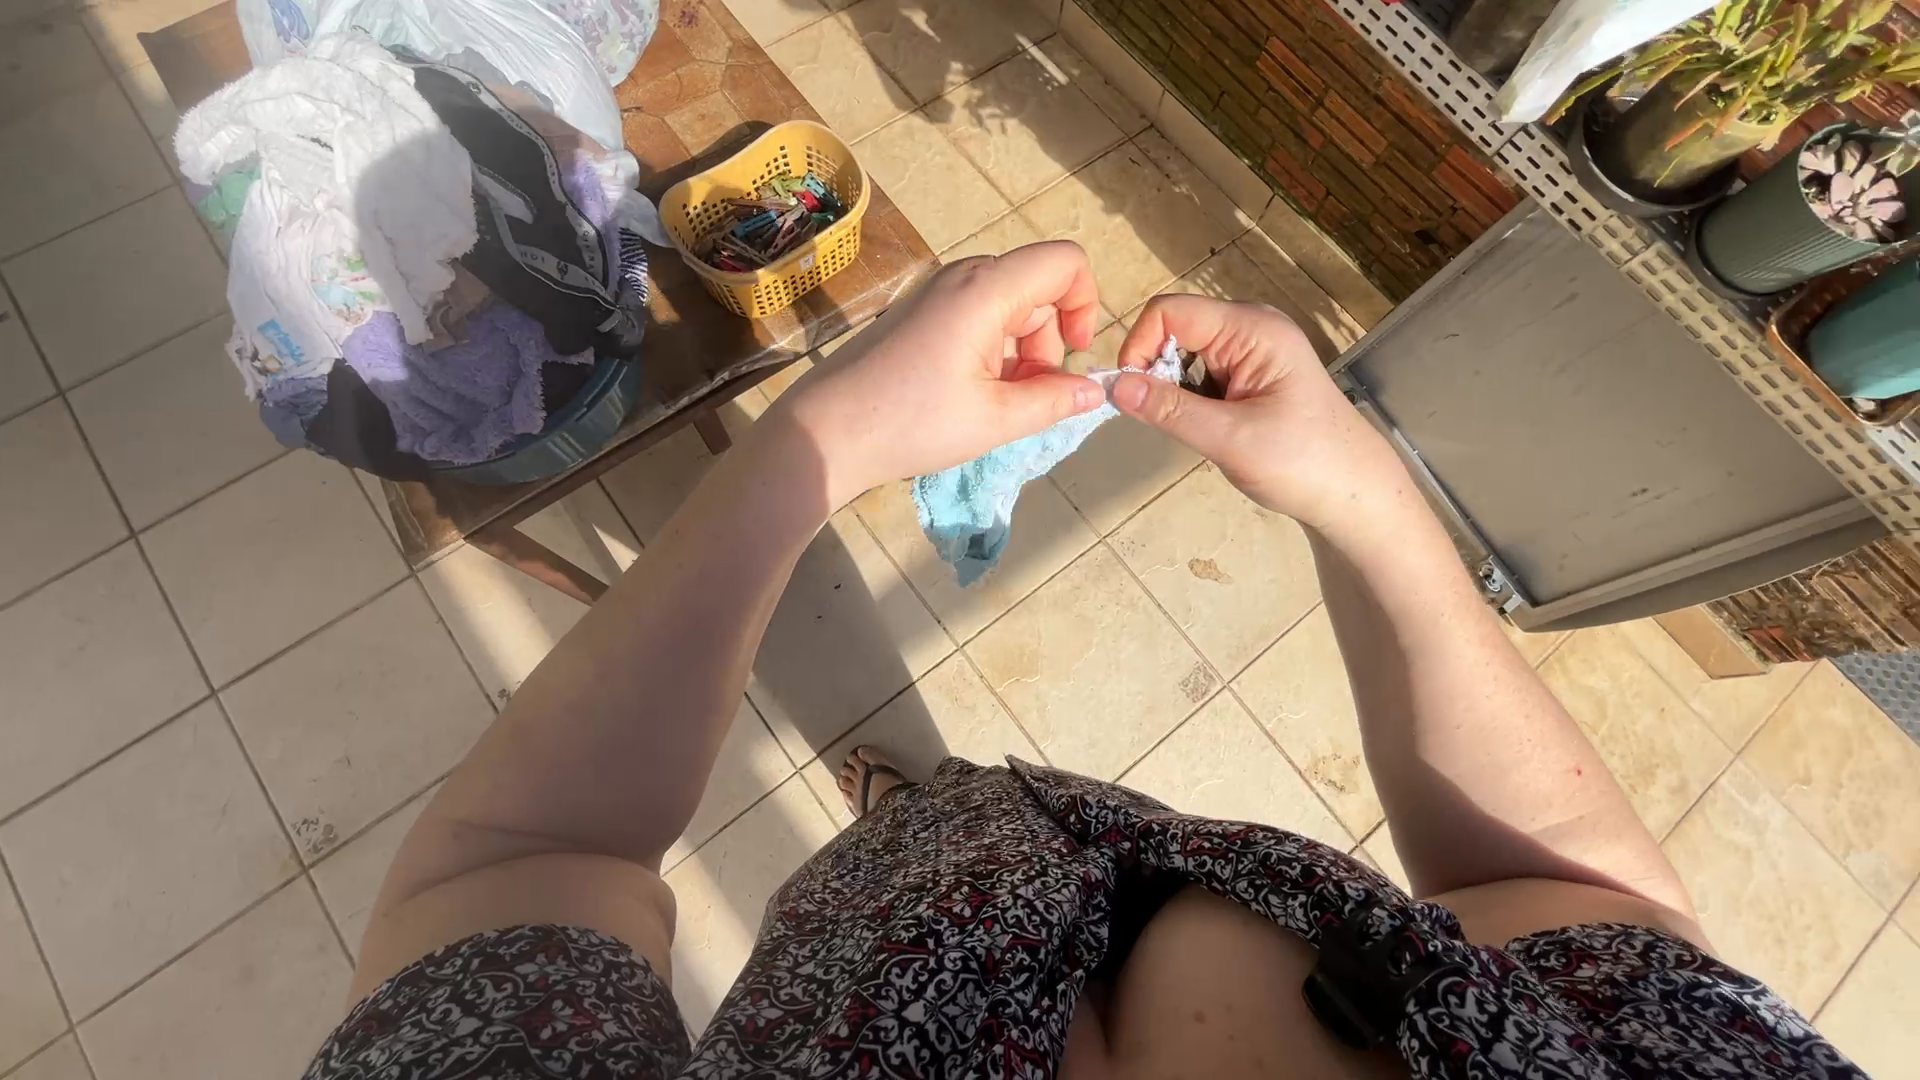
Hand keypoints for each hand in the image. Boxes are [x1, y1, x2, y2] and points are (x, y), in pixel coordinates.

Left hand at [776, 241, 1106, 505]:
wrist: (826, 432)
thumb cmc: (913, 423)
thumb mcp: (995, 420)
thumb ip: (1054, 400)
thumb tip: (1093, 390)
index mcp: (985, 289)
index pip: (1064, 263)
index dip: (1086, 304)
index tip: (1073, 354)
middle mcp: (962, 277)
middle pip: (1037, 288)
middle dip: (1048, 342)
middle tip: (1028, 397)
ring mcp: (936, 293)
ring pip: (1007, 308)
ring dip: (1020, 353)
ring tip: (998, 404)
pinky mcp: (919, 314)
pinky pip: (976, 319)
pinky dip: (992, 353)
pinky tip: (972, 396)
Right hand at [1109, 295, 1407, 532]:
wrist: (1352, 494)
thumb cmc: (1301, 463)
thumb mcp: (1228, 438)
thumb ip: (1169, 410)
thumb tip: (1114, 387)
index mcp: (1252, 330)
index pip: (1171, 312)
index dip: (1140, 345)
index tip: (1131, 393)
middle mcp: (1250, 330)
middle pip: (1175, 330)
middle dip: (1154, 370)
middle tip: (1162, 417)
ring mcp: (1250, 353)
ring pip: (1183, 356)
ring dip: (1172, 389)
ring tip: (1194, 427)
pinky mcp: (1248, 377)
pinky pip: (1199, 375)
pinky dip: (1188, 400)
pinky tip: (1206, 428)